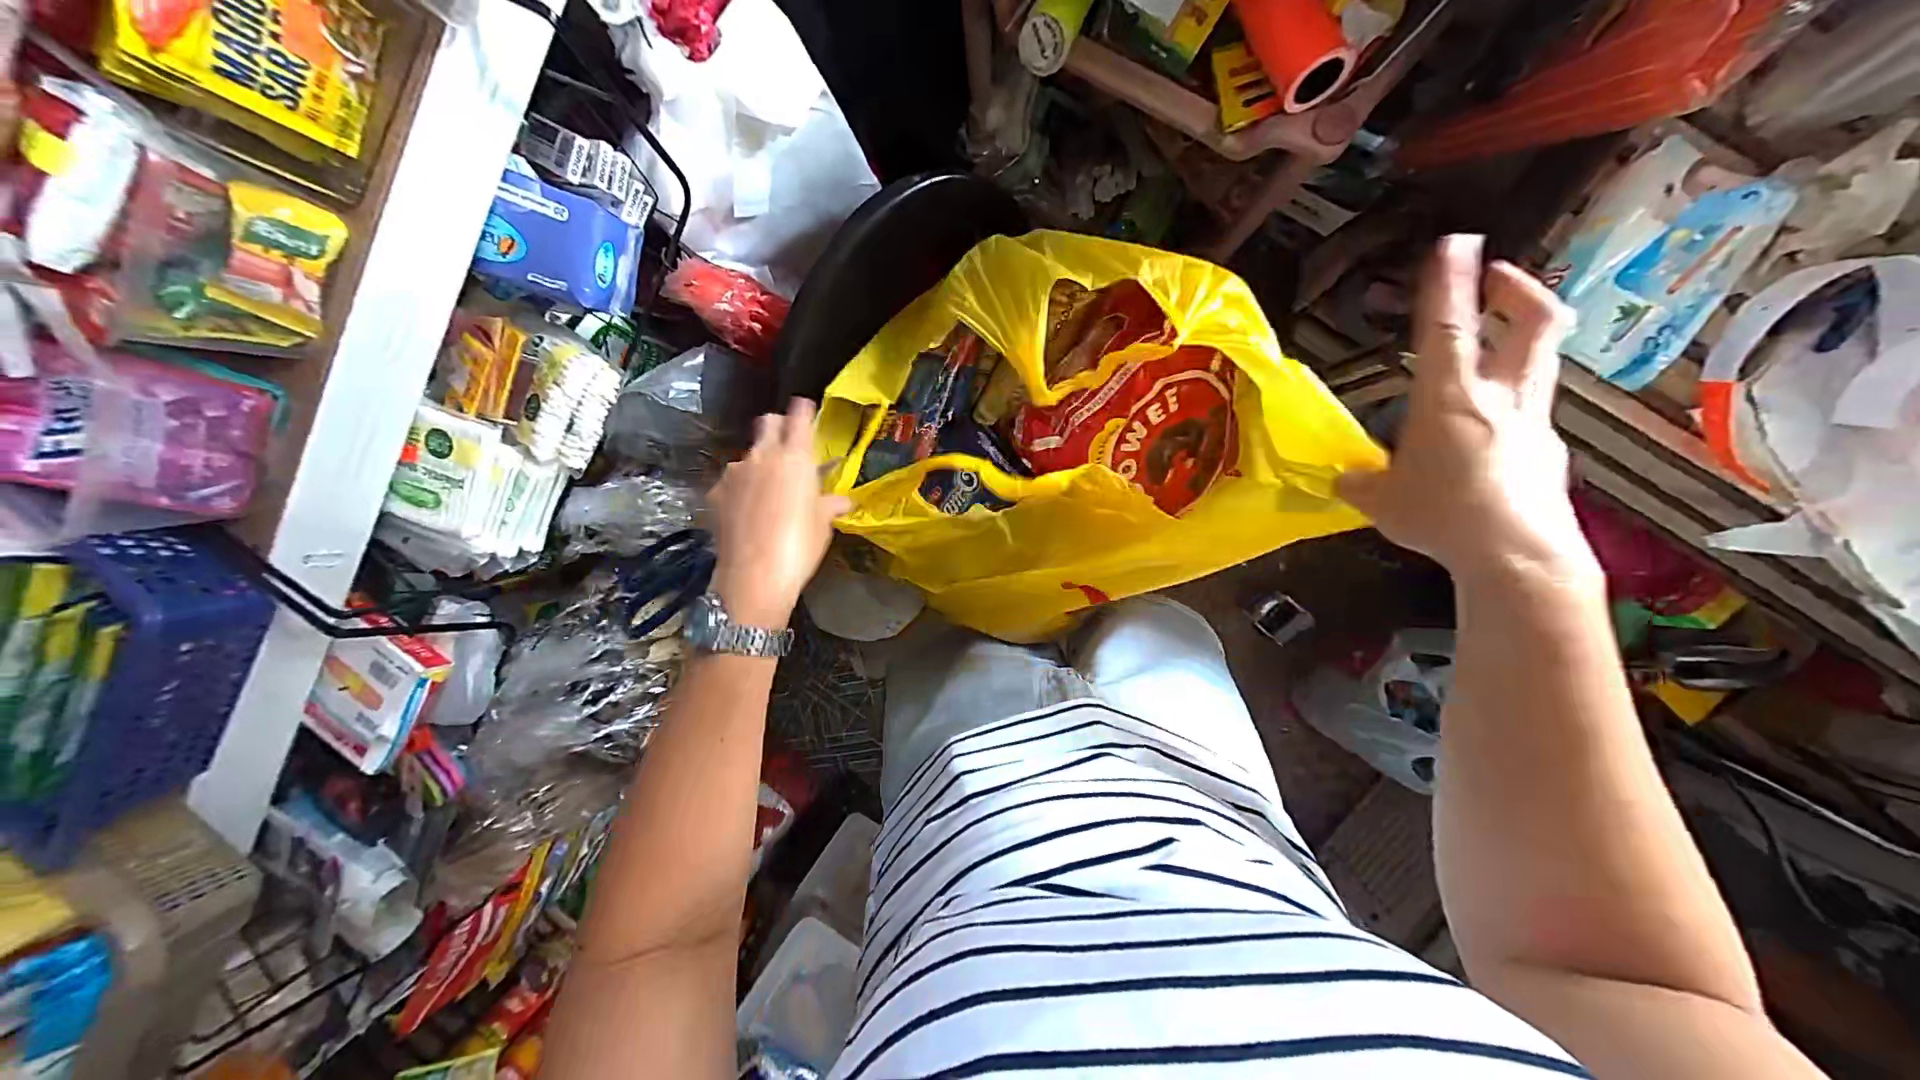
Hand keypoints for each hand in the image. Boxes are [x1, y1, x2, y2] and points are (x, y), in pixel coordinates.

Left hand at [708, 397, 850, 628]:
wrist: (753, 575)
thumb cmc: (799, 546)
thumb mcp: (823, 524)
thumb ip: (830, 504)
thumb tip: (843, 501)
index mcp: (795, 457)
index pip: (799, 417)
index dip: (804, 410)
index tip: (807, 409)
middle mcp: (762, 456)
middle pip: (768, 423)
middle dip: (778, 426)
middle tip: (789, 443)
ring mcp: (735, 472)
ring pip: (748, 454)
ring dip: (759, 462)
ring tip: (768, 487)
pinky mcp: (716, 493)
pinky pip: (732, 480)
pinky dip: (741, 486)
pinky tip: (748, 509)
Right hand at [1337, 235, 1599, 585]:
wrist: (1516, 555)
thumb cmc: (1442, 518)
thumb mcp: (1381, 501)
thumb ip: (1361, 481)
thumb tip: (1344, 477)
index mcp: (1450, 399)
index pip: (1449, 327)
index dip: (1449, 281)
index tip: (1455, 242)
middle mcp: (1500, 398)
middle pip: (1531, 322)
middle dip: (1515, 288)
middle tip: (1497, 275)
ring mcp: (1532, 423)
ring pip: (1538, 362)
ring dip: (1520, 339)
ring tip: (1496, 343)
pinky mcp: (1547, 453)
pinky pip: (1530, 415)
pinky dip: (1510, 407)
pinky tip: (1488, 436)